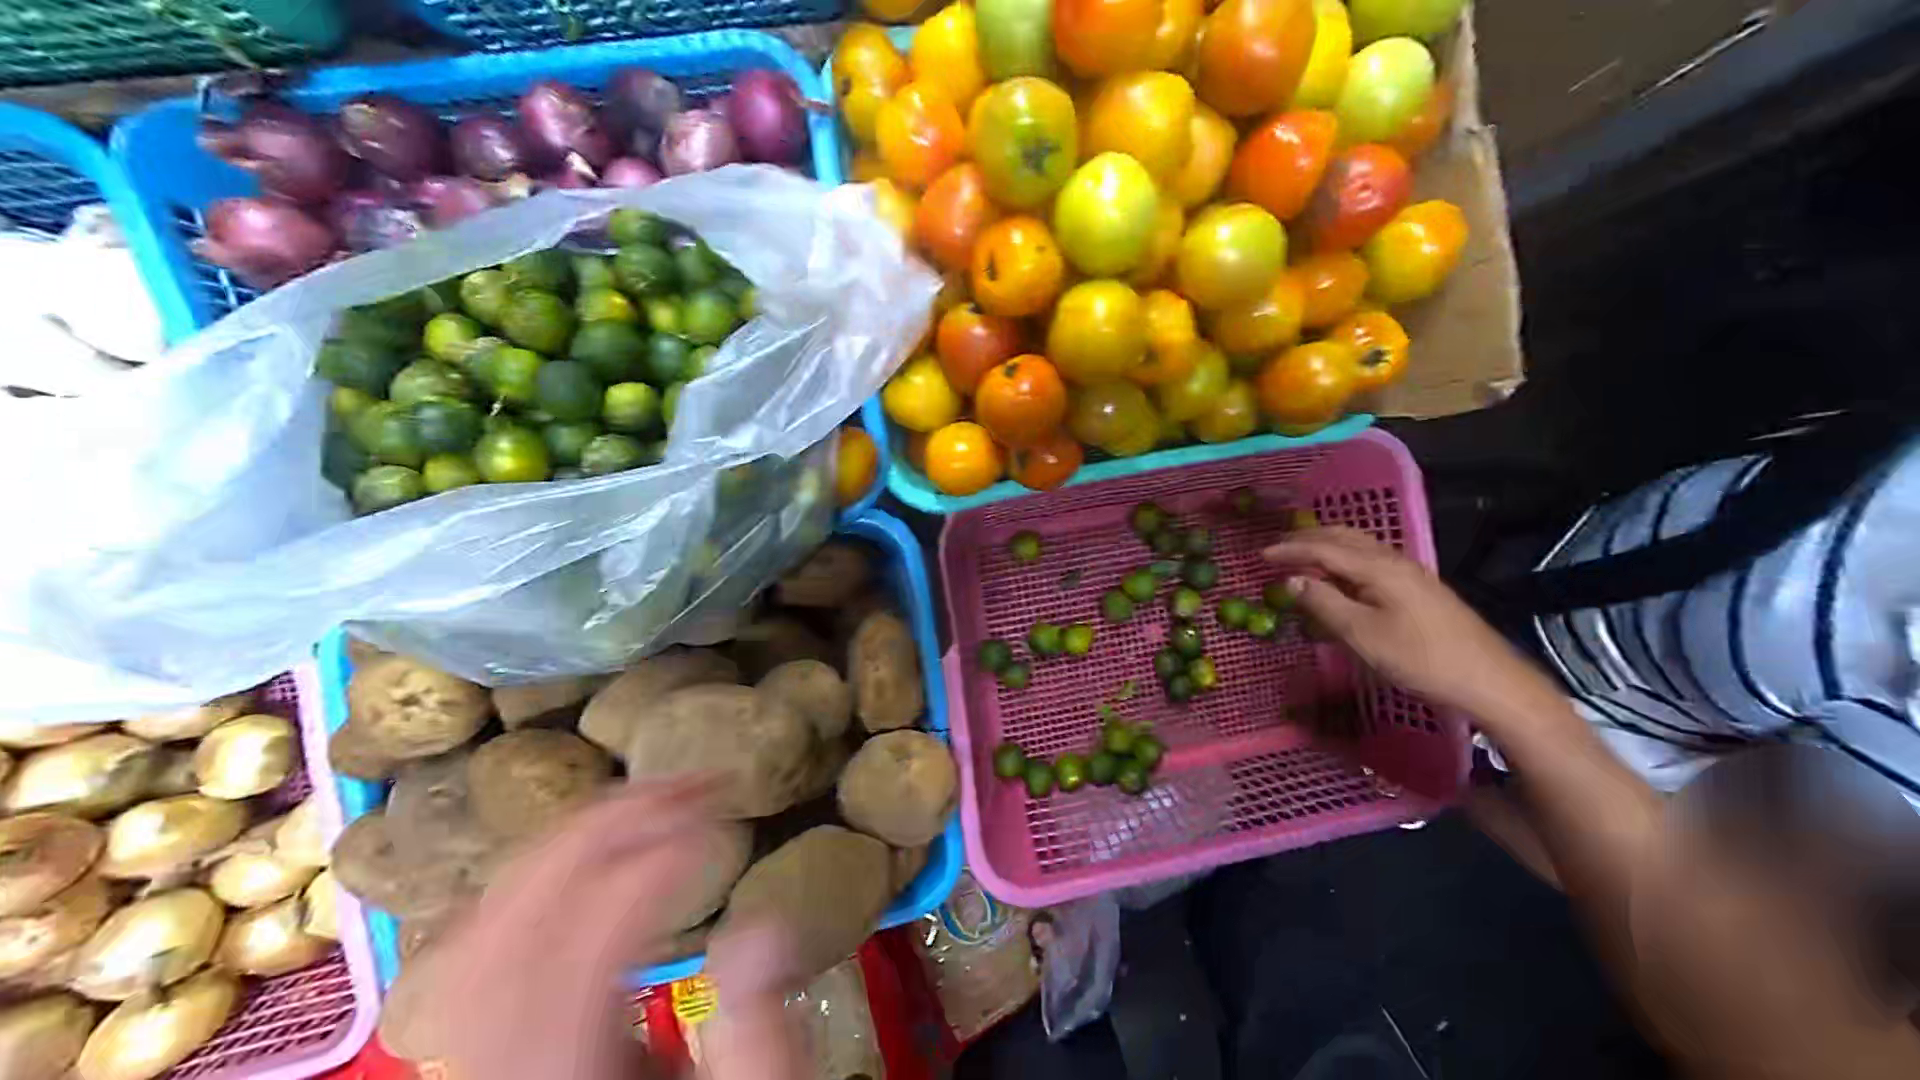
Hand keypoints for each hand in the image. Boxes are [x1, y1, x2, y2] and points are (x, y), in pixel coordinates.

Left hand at [401, 778, 809, 1079]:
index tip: (719, 816)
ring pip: (491, 914)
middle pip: (523, 910)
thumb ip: (758, 1031)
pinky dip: (541, 871)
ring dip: (574, 837)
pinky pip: (485, 935)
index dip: (654, 859)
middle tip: (686, 784)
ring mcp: (472, 1047)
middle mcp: (495, 1060)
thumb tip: (761, 922)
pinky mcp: (479, 1035)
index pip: (591, 941)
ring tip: (649, 799)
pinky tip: (595, 847)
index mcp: (562, 1076)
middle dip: (608, 824)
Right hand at [1263, 527, 1558, 722]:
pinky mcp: (1417, 588)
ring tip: (1300, 559)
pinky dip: (1343, 561)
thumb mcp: (1361, 634)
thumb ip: (1323, 603)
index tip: (1259, 556)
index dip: (1289, 550)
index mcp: (1377, 567)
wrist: (1488, 679)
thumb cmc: (1419, 657)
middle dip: (1306, 539)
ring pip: (1358, 548)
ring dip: (1325, 547)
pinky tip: (1337, 578)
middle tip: (1276, 550)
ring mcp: (1409, 573)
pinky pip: (1369, 561)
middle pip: (1343, 537)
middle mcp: (1393, 561)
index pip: (1323, 548)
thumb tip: (1292, 581)